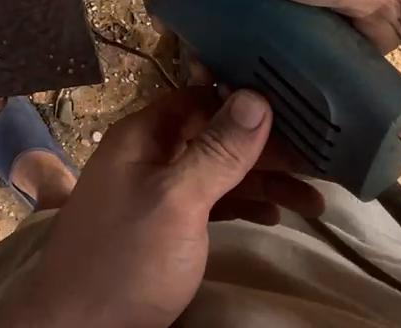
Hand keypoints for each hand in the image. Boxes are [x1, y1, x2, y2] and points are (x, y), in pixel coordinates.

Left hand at [0, 88, 320, 327]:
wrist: (80, 322)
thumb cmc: (127, 254)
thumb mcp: (177, 199)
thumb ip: (215, 151)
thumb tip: (253, 96)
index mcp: (142, 135)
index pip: (197, 98)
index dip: (242, 100)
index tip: (298, 107)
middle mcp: (147, 154)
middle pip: (211, 136)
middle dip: (263, 148)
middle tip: (321, 165)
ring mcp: (155, 191)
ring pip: (215, 172)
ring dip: (261, 181)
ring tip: (316, 202)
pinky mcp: (164, 226)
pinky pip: (210, 202)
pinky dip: (242, 205)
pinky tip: (276, 216)